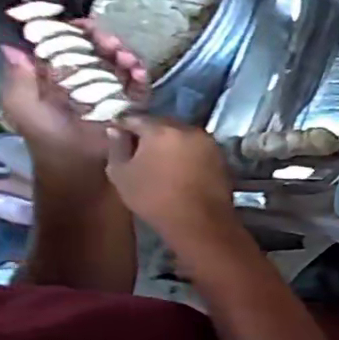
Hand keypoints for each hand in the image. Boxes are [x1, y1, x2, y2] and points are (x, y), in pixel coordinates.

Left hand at [0, 25, 148, 173]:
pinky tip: (139, 71)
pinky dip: (141, 75)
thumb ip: (17, 76)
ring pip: (120, 64)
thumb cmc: (47, 136)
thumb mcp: (21, 105)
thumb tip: (12, 45)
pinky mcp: (130, 105)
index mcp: (55, 75)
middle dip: (104, 41)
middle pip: (96, 50)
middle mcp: (83, 79)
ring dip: (125, 55)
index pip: (64, 43)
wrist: (79, 167)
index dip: (72, 31)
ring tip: (127, 57)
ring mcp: (109, 91)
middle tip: (109, 40)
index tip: (80, 24)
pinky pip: (139, 86)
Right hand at [104, 116, 236, 239]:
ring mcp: (209, 143)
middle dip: (149, 132)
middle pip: (163, 124)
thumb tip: (116, 131)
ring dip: (171, 142)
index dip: (123, 126)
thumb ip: (117, 148)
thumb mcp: (121, 174)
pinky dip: (187, 153)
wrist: (200, 221)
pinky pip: (198, 148)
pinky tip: (179, 167)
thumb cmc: (154, 199)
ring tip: (159, 159)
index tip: (116, 135)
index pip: (136, 118)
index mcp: (162, 129)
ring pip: (183, 135)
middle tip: (137, 148)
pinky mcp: (222, 157)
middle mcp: (189, 130)